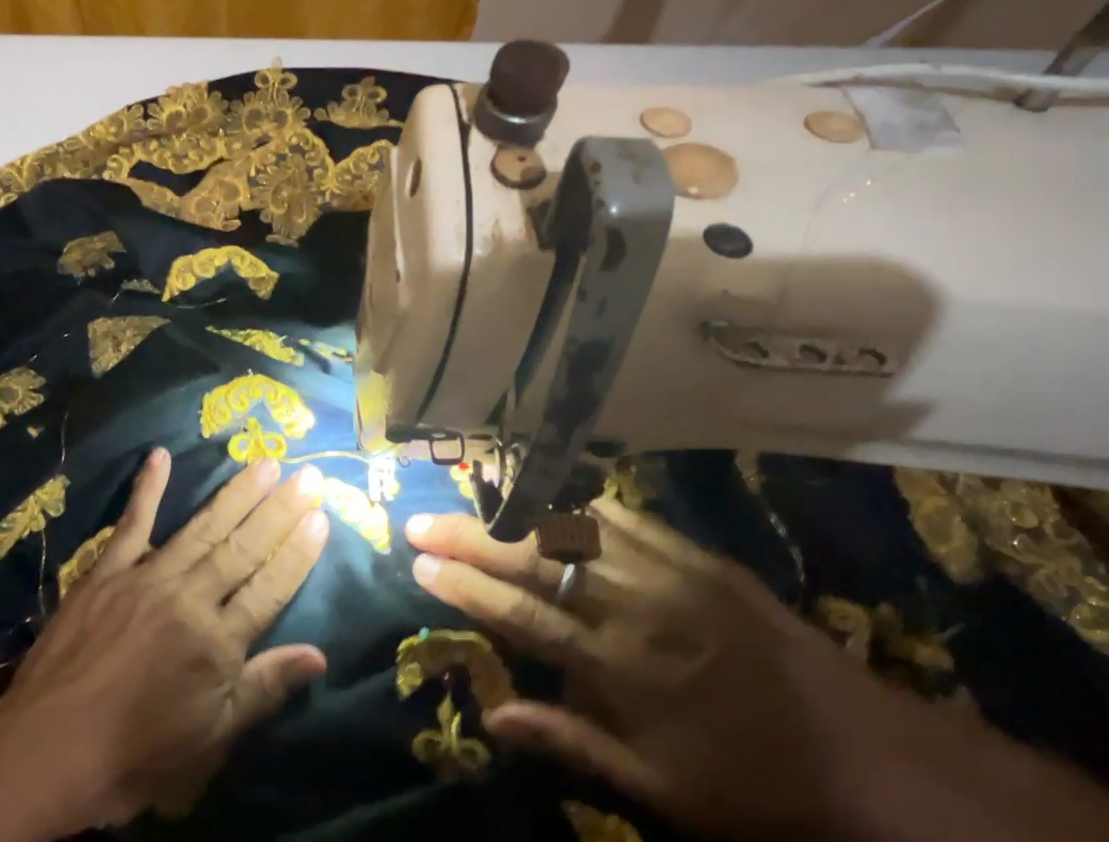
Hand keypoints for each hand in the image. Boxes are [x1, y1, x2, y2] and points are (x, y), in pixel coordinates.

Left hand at [0, 450, 330, 832]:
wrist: (50, 746)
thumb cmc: (136, 754)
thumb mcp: (210, 737)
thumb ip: (264, 689)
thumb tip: (318, 655)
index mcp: (217, 643)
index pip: (270, 587)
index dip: (298, 552)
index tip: (322, 517)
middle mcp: (187, 599)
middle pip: (242, 548)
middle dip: (278, 510)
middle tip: (307, 474)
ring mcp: (144, 578)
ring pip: (199, 528)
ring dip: (234, 494)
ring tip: (264, 462)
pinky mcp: (104, 572)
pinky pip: (131, 523)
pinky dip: (147, 488)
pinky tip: (160, 455)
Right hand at [406, 500, 1108, 841]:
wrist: (872, 759)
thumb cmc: (750, 784)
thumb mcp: (656, 789)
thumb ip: (569, 741)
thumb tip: (491, 716)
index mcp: (619, 669)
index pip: (520, 614)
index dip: (464, 587)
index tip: (418, 566)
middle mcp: (636, 610)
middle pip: (536, 559)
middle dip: (471, 537)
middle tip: (421, 520)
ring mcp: (672, 577)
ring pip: (576, 530)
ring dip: (516, 516)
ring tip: (473, 505)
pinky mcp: (705, 561)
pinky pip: (632, 519)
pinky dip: (584, 508)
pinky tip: (558, 501)